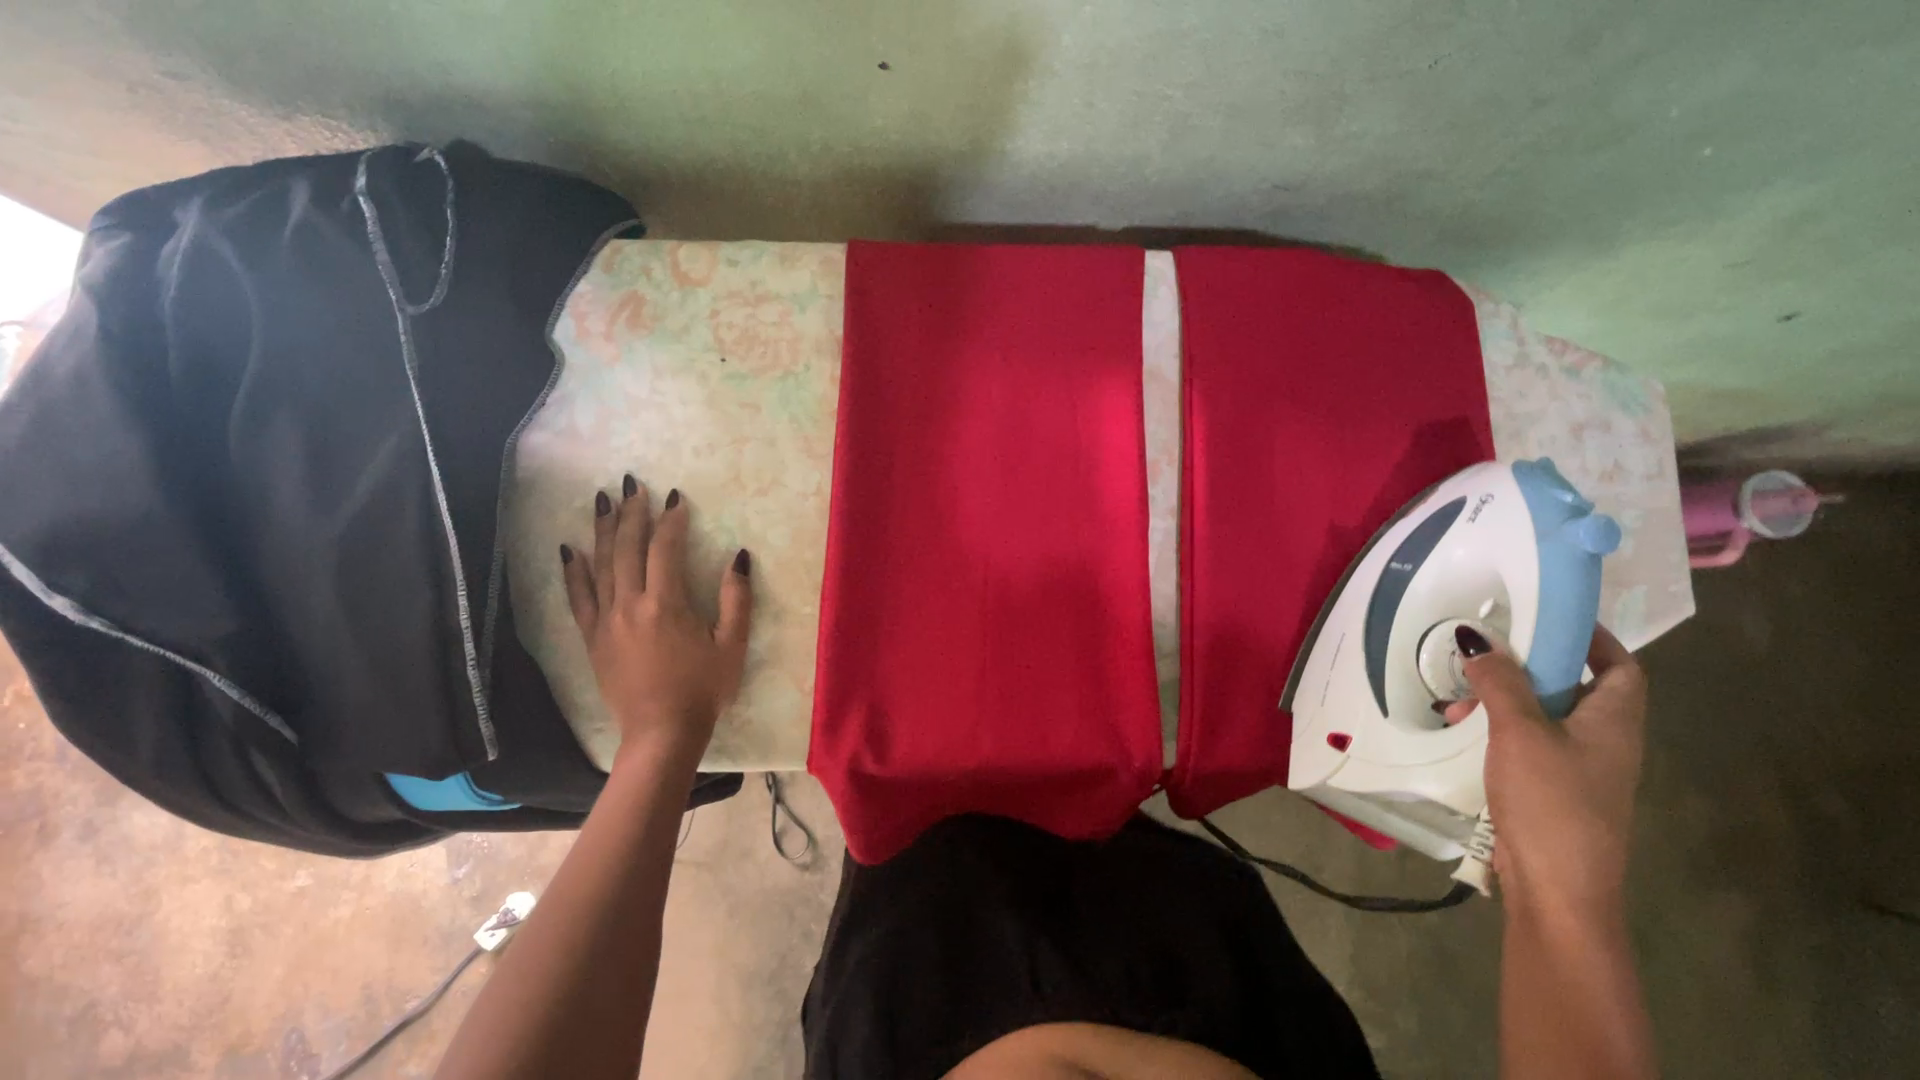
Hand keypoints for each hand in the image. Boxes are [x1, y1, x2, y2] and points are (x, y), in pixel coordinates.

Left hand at [560, 476, 751, 759]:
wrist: (662, 732)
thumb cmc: (703, 690)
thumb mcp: (732, 646)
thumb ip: (736, 599)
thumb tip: (738, 557)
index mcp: (666, 604)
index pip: (665, 548)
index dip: (671, 520)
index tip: (675, 497)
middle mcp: (630, 605)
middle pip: (627, 548)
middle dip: (631, 512)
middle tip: (632, 484)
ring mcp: (607, 621)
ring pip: (600, 565)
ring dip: (601, 529)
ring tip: (601, 499)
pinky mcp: (593, 638)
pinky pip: (578, 597)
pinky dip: (573, 571)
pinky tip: (569, 549)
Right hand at [1454, 624, 1646, 922]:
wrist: (1559, 890)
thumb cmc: (1552, 802)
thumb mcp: (1520, 732)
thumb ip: (1501, 682)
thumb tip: (1478, 638)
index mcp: (1614, 720)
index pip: (1620, 665)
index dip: (1591, 638)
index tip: (1546, 617)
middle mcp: (1606, 741)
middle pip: (1575, 687)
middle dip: (1527, 668)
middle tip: (1483, 655)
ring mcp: (1581, 770)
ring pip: (1545, 717)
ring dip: (1504, 701)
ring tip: (1457, 701)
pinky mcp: (1555, 793)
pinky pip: (1529, 745)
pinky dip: (1499, 732)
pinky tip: (1463, 735)